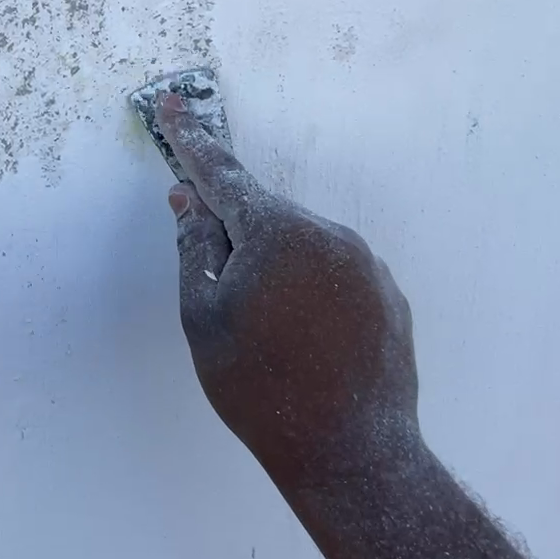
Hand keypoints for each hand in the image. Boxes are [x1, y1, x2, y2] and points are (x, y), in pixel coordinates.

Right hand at [158, 95, 421, 493]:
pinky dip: (304, 289)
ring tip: (265, 334)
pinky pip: (330, 272)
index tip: (172, 103)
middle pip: (262, 216)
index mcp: (277, 232)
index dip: (190, 139)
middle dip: (232, 236)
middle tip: (217, 292)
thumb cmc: (258, 385)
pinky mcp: (388, 295)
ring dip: (269, 268)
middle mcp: (328, 234)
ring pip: (297, 245)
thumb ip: (194, 247)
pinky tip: (301, 341)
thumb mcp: (203, 315)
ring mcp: (366, 264)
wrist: (352, 455)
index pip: (222, 173)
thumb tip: (189, 200)